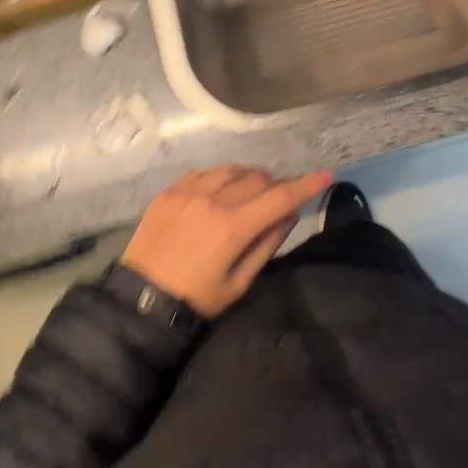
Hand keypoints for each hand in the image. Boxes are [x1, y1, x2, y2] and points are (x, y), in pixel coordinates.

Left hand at [120, 165, 333, 317]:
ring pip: (232, 168)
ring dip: (247, 178)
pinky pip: (204, 172)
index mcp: (234, 227)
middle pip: (258, 177)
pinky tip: (217, 193)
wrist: (141, 299)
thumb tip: (290, 214)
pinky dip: (219, 178)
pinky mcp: (170, 190)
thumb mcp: (239, 282)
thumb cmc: (196, 298)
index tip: (327, 174)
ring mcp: (189, 191)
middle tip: (276, 201)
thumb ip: (267, 244)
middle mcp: (213, 200)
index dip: (307, 184)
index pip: (280, 198)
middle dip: (275, 185)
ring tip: (247, 195)